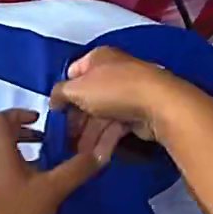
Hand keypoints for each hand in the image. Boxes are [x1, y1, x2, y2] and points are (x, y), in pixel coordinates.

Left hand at [0, 108, 124, 213]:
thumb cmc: (14, 211)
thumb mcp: (52, 190)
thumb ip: (76, 170)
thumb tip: (102, 152)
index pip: (0, 119)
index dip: (19, 114)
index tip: (39, 120)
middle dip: (22, 132)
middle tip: (44, 141)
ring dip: (20, 153)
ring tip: (42, 165)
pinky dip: (15, 171)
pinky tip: (31, 189)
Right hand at [49, 47, 193, 143]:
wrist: (158, 104)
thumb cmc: (112, 90)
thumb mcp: (76, 89)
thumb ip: (58, 94)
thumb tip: (54, 101)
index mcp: (98, 58)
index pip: (72, 73)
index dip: (63, 93)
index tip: (56, 113)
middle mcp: (113, 72)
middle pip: (87, 98)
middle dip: (76, 121)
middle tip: (65, 141)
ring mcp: (127, 92)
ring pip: (101, 115)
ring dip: (89, 135)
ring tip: (79, 155)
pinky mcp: (139, 111)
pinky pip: (116, 125)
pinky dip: (106, 139)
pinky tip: (97, 155)